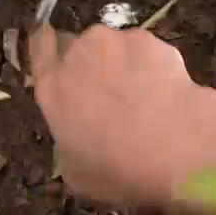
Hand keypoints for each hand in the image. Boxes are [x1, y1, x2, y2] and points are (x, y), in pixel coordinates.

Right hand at [29, 24, 215, 206]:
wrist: (175, 145)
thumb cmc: (120, 168)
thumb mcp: (80, 175)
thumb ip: (70, 146)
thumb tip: (81, 139)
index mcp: (52, 89)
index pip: (40, 50)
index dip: (49, 47)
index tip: (63, 55)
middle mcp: (76, 55)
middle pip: (81, 52)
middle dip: (95, 68)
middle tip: (116, 100)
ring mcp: (112, 42)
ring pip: (116, 49)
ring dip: (125, 66)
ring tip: (148, 99)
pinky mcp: (147, 39)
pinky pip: (145, 52)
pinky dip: (153, 66)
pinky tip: (169, 93)